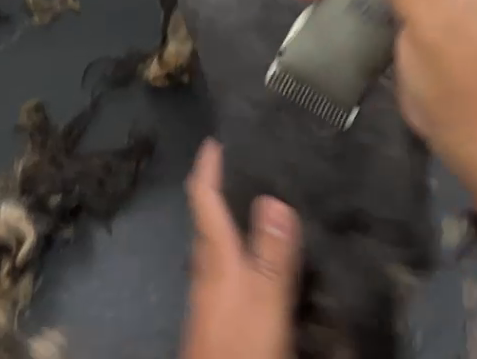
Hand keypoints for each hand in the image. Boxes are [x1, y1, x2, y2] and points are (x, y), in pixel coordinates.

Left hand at [181, 140, 301, 358]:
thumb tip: (272, 197)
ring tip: (263, 200)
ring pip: (220, 244)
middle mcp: (209, 271)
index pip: (203, 200)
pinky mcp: (222, 316)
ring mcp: (213, 295)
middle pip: (210, 220)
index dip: (207, 167)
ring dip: (234, 219)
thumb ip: (271, 255)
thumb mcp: (264, 302)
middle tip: (250, 162)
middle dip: (223, 188)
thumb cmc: (241, 348)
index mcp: (216, 259)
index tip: (216, 138)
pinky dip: (244, 249)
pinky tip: (265, 257)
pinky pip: (231, 267)